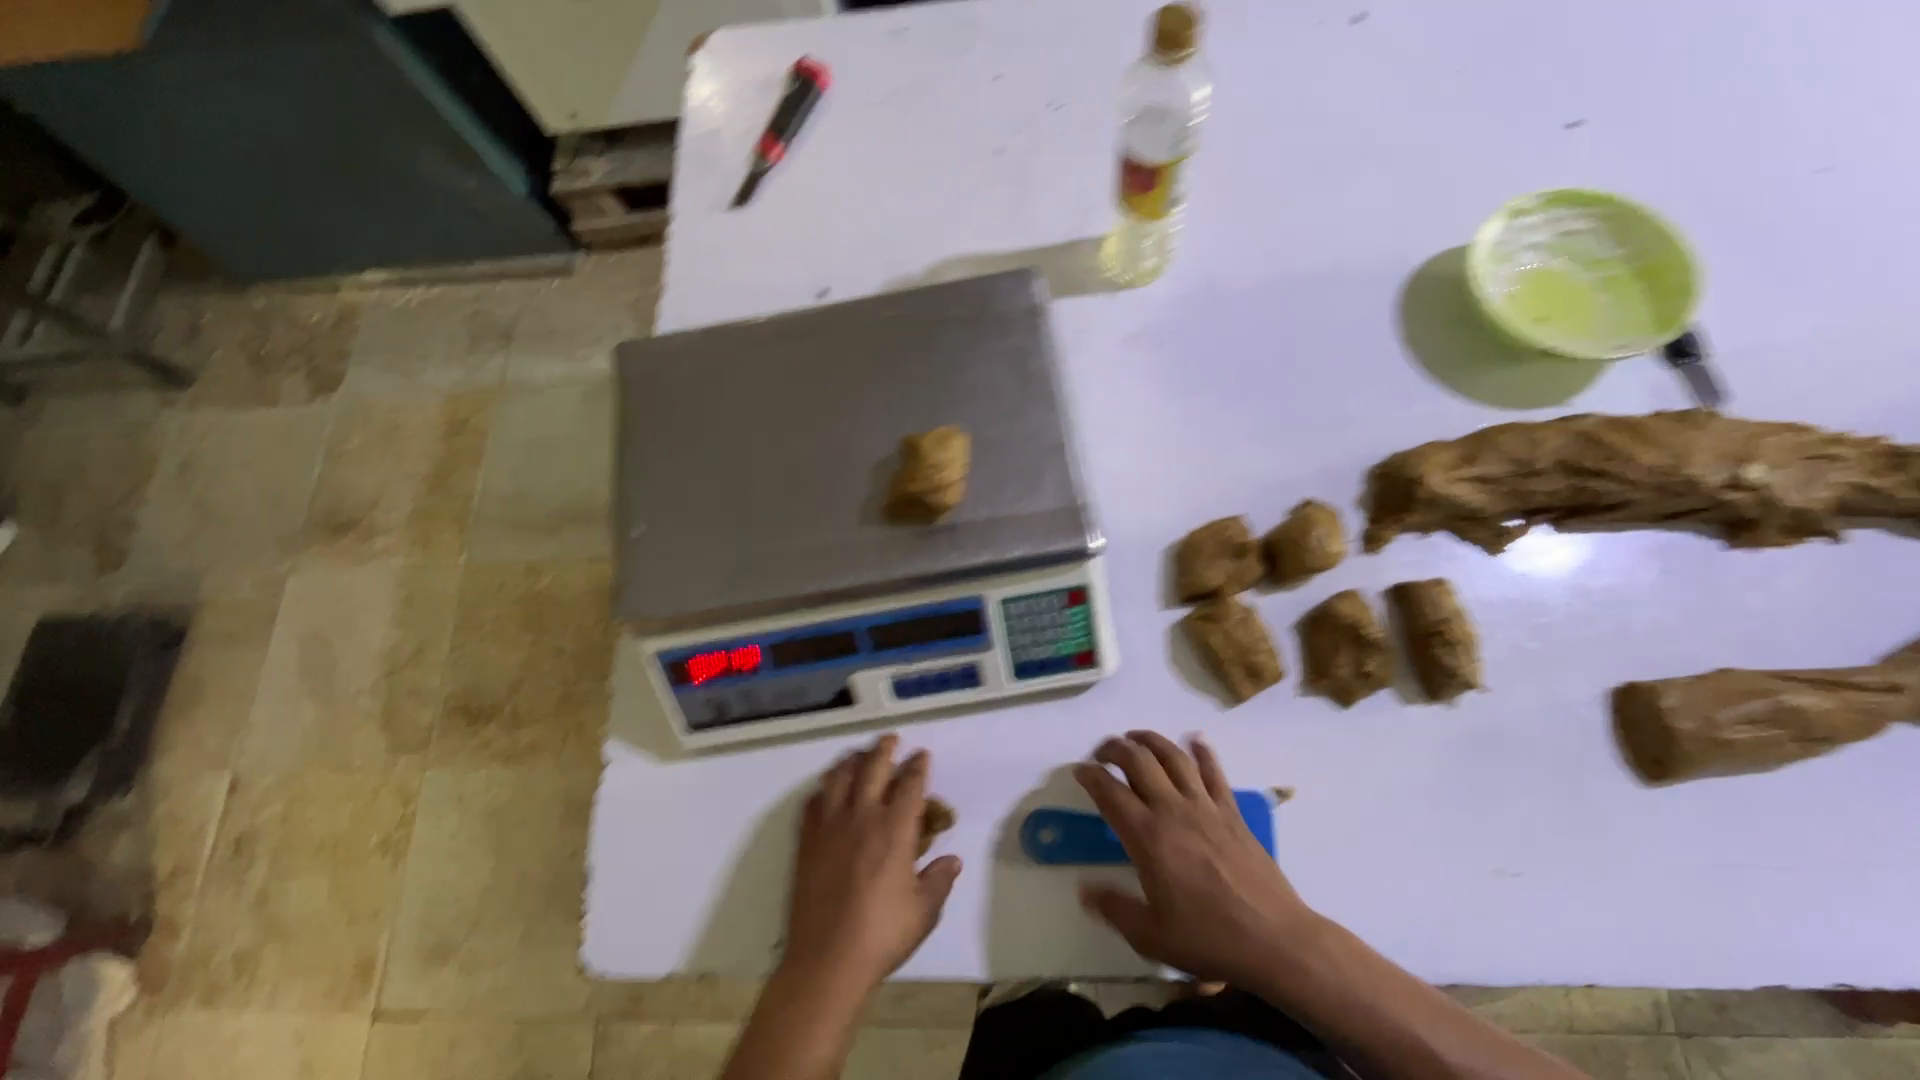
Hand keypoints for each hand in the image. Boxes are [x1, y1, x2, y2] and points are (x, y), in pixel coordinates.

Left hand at [782, 735, 962, 993]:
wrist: (827, 959)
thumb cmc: (882, 935)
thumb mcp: (924, 911)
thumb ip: (938, 880)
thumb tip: (951, 860)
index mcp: (895, 830)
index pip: (909, 785)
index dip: (918, 766)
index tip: (922, 755)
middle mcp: (861, 818)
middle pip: (872, 768)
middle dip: (884, 750)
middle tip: (890, 739)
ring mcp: (829, 827)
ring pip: (838, 778)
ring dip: (850, 762)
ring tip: (857, 756)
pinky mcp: (806, 843)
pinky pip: (812, 804)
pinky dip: (822, 790)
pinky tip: (825, 792)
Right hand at [1074, 731, 1318, 985]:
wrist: (1274, 940)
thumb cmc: (1208, 938)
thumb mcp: (1150, 936)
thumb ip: (1114, 908)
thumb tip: (1085, 890)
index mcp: (1147, 837)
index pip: (1110, 793)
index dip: (1090, 776)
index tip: (1079, 771)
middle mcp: (1174, 811)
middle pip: (1139, 762)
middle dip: (1115, 748)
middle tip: (1102, 751)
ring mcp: (1207, 808)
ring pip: (1175, 758)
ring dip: (1152, 740)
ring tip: (1136, 737)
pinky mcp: (1233, 814)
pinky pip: (1215, 773)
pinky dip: (1203, 752)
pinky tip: (1197, 740)